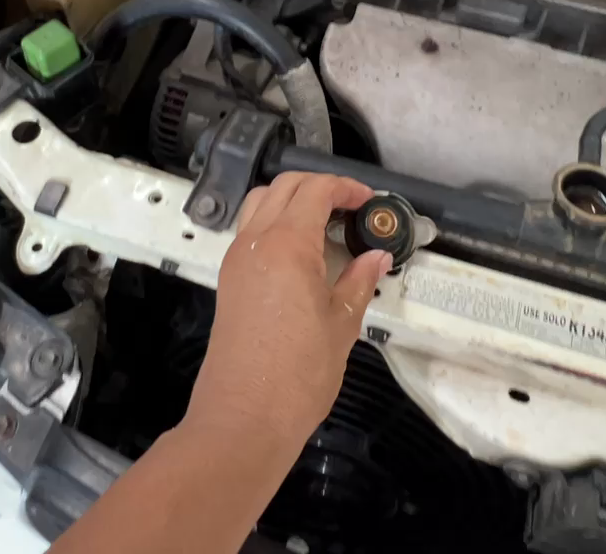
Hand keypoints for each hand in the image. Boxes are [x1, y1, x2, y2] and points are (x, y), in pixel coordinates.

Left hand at [183, 172, 392, 451]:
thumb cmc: (298, 374)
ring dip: (292, 198)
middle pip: (285, 186)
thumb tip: (377, 257)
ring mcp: (237, 258)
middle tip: (350, 207)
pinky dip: (274, 220)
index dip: (346, 188)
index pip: (316, 190)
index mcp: (287, 243)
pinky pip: (250, 228)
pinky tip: (300, 249)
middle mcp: (256, 240)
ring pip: (261, 201)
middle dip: (319, 186)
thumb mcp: (342, 325)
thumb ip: (359, 281)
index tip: (368, 202)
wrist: (242, 419)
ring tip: (324, 222)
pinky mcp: (228, 278)